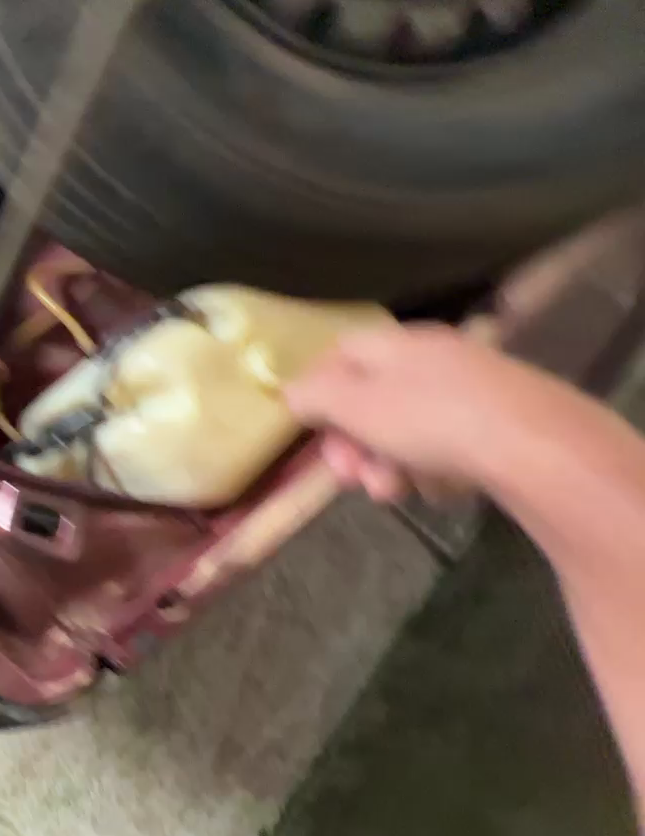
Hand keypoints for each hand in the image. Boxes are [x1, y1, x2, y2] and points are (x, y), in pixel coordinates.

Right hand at [285, 326, 589, 502]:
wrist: (541, 450)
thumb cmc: (429, 420)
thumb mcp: (350, 405)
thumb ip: (310, 394)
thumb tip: (293, 393)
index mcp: (399, 344)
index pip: (339, 352)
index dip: (314, 386)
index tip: (306, 423)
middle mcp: (435, 359)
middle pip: (367, 399)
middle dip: (349, 444)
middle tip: (347, 477)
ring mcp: (470, 391)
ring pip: (400, 429)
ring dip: (382, 464)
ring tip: (391, 492)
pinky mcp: (498, 423)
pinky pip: (441, 444)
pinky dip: (426, 468)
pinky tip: (431, 487)